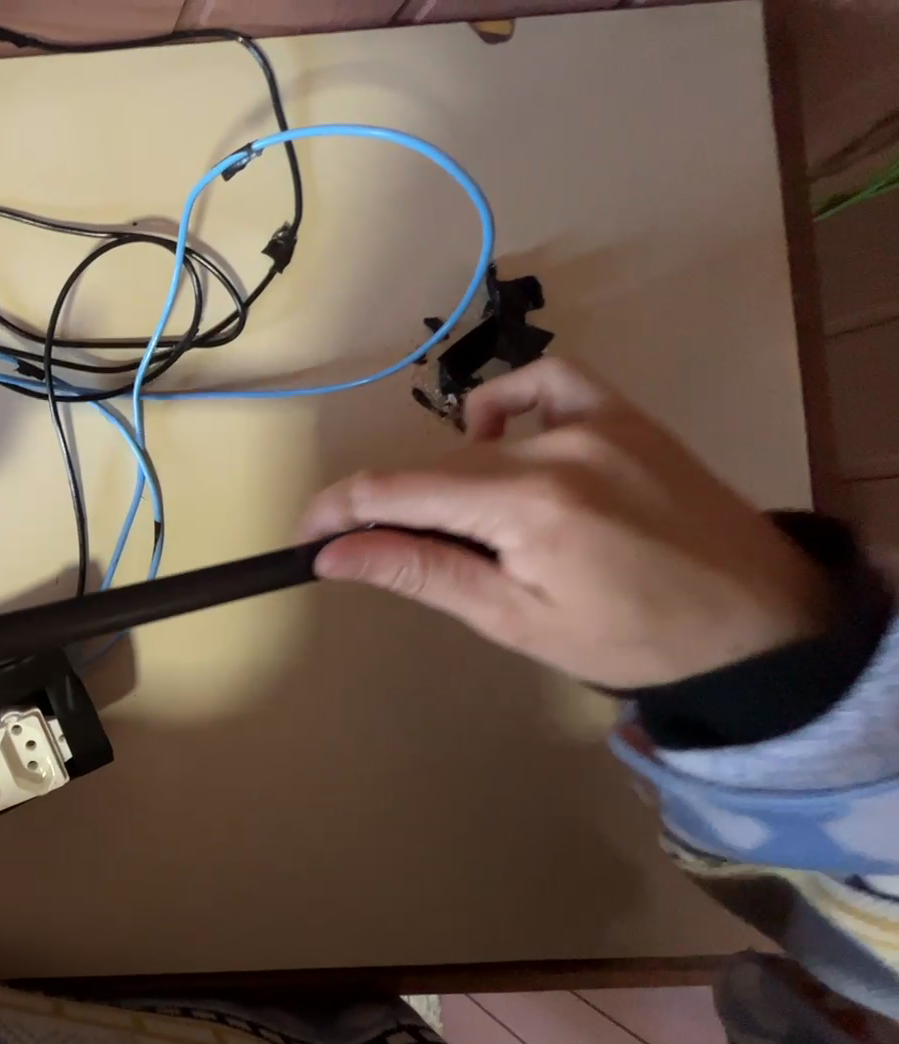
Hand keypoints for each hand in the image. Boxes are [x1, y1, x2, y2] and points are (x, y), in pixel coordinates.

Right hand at [298, 358, 827, 687]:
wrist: (762, 628)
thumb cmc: (628, 638)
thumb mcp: (510, 619)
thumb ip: (418, 572)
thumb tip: (330, 554)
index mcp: (525, 506)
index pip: (392, 492)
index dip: (334, 511)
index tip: (304, 538)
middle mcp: (555, 448)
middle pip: (428, 470)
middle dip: (388, 511)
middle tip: (384, 555)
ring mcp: (595, 422)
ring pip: (471, 444)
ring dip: (441, 483)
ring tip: (457, 526)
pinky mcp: (624, 416)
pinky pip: (544, 383)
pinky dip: (501, 406)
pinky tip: (491, 436)